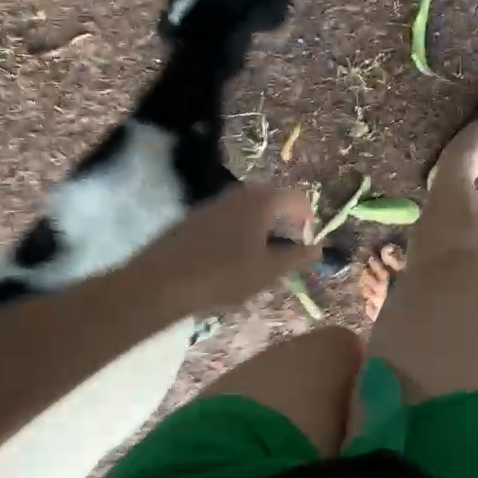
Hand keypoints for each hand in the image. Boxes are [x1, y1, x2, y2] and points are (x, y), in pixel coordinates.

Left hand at [129, 185, 320, 313]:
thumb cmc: (223, 275)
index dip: (308, 222)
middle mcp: (240, 193)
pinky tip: (230, 261)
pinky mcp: (194, 218)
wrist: (158, 284)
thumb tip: (319, 248)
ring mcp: (214, 203)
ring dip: (261, 230)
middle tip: (284, 255)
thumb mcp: (269, 271)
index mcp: (263, 200)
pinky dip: (239, 234)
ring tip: (258, 261)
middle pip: (274, 202)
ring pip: (250, 211)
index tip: (304, 248)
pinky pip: (229, 219)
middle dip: (285, 226)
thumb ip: (298, 256)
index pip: (299, 199)